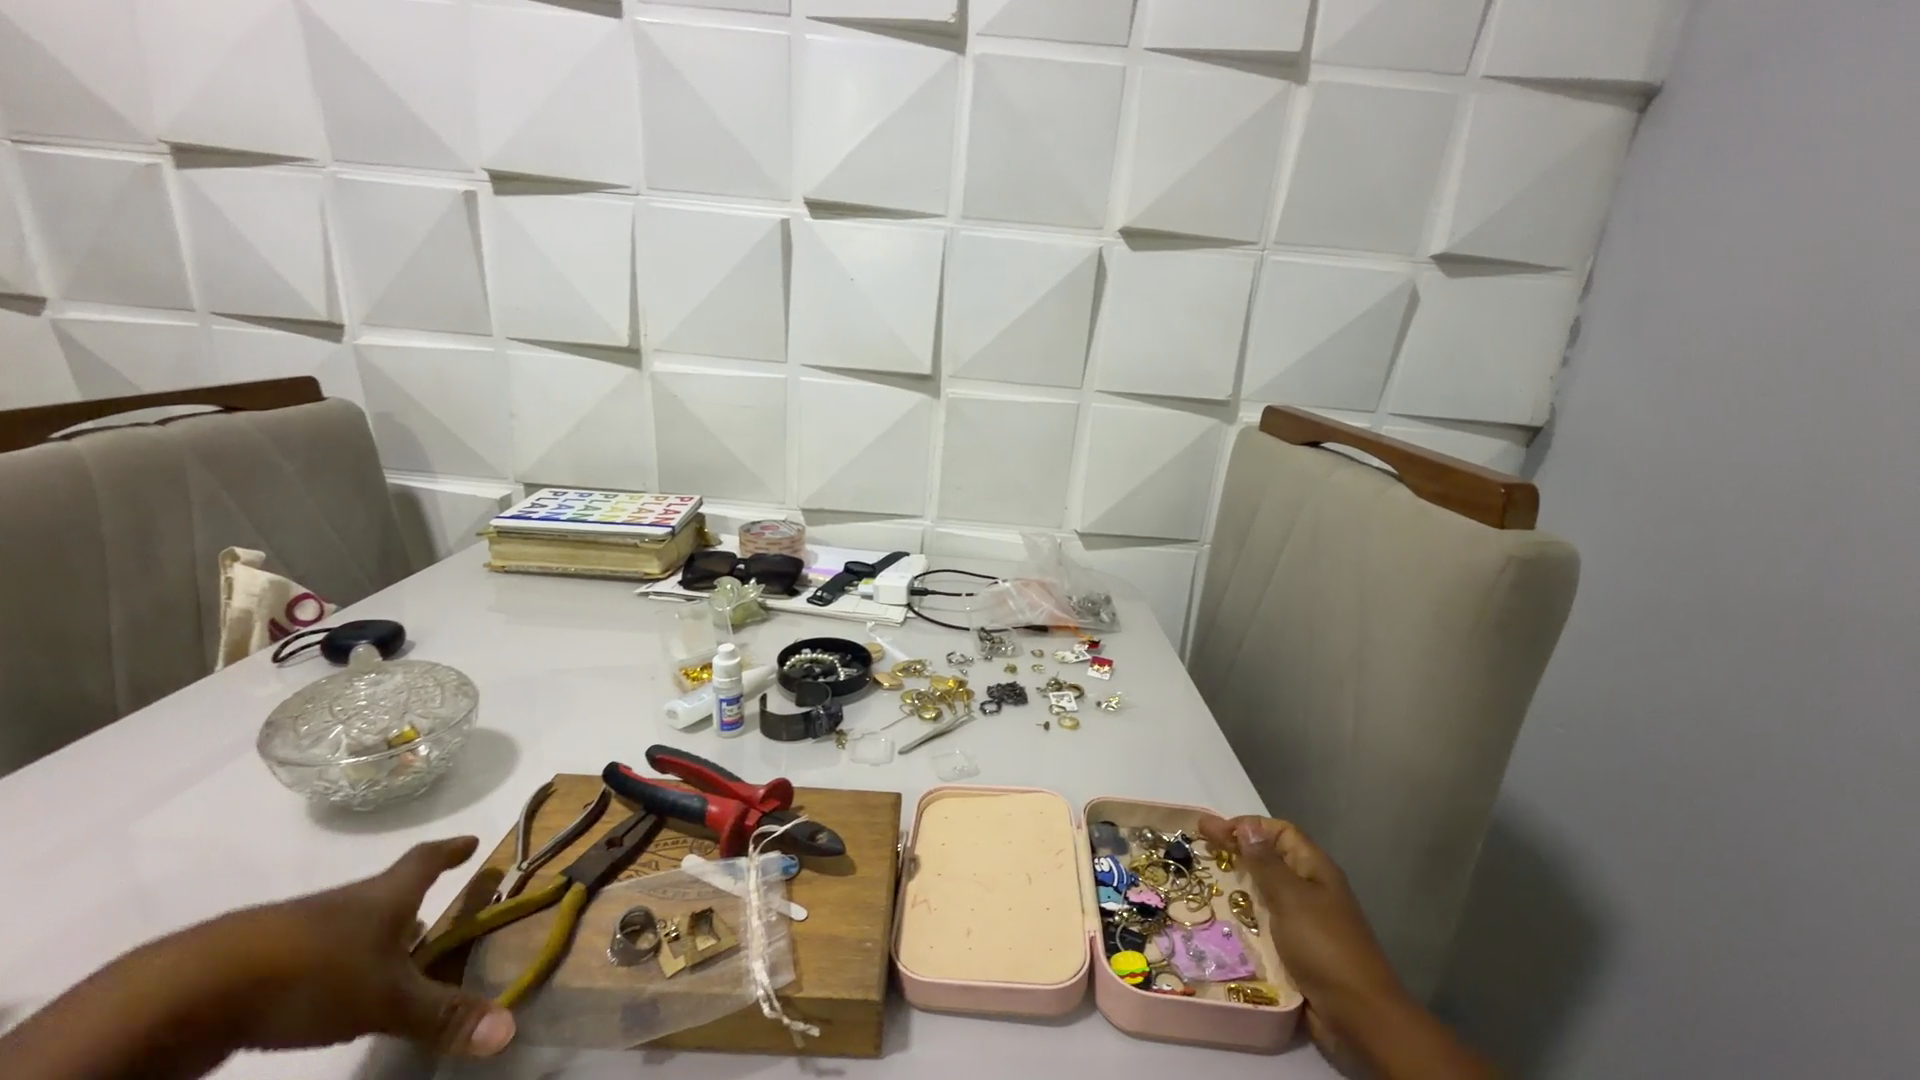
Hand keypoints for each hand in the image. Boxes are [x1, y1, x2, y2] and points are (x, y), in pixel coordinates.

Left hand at [183, 836, 515, 1056]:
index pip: (423, 862)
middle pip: (384, 894)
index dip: (449, 852)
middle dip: (410, 901)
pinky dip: (327, 964)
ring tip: (385, 958)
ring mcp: (293, 930)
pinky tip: (323, 990)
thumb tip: (510, 1029)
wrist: (189, 992)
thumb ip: (443, 1015)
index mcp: (383, 899)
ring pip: (344, 924)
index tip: (469, 842)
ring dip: (368, 936)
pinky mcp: (253, 962)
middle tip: (433, 910)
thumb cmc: (311, 976)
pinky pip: (307, 954)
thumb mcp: (386, 1000)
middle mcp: (342, 904)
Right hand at [1199, 815, 1409, 1054]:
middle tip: (1198, 854)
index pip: (1279, 832)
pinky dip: (1243, 919)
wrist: (1356, 1014)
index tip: (1210, 831)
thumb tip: (1246, 826)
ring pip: (1264, 893)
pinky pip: (1264, 924)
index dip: (1246, 826)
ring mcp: (1304, 921)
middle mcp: (1310, 890)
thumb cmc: (1323, 946)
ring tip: (1203, 887)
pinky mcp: (1295, 950)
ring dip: (1236, 887)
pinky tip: (1221, 922)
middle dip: (1235, 853)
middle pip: (1270, 860)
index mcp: (1315, 869)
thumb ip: (1266, 863)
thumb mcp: (1291, 898)